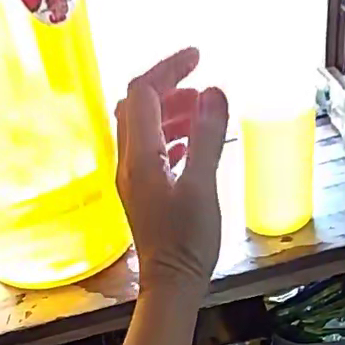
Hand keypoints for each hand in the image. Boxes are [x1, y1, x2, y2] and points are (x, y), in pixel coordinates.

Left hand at [114, 47, 227, 297]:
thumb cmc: (187, 242)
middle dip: (169, 89)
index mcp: (140, 156)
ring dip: (171, 114)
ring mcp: (134, 181)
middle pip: (138, 107)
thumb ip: (208, 138)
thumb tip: (215, 91)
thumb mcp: (204, 187)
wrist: (170, 286)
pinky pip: (151, 153)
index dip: (169, 68)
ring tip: (203, 116)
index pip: (143, 92)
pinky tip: (192, 147)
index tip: (199, 58)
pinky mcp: (143, 196)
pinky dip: (171, 139)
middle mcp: (129, 164)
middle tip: (203, 92)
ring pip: (144, 130)